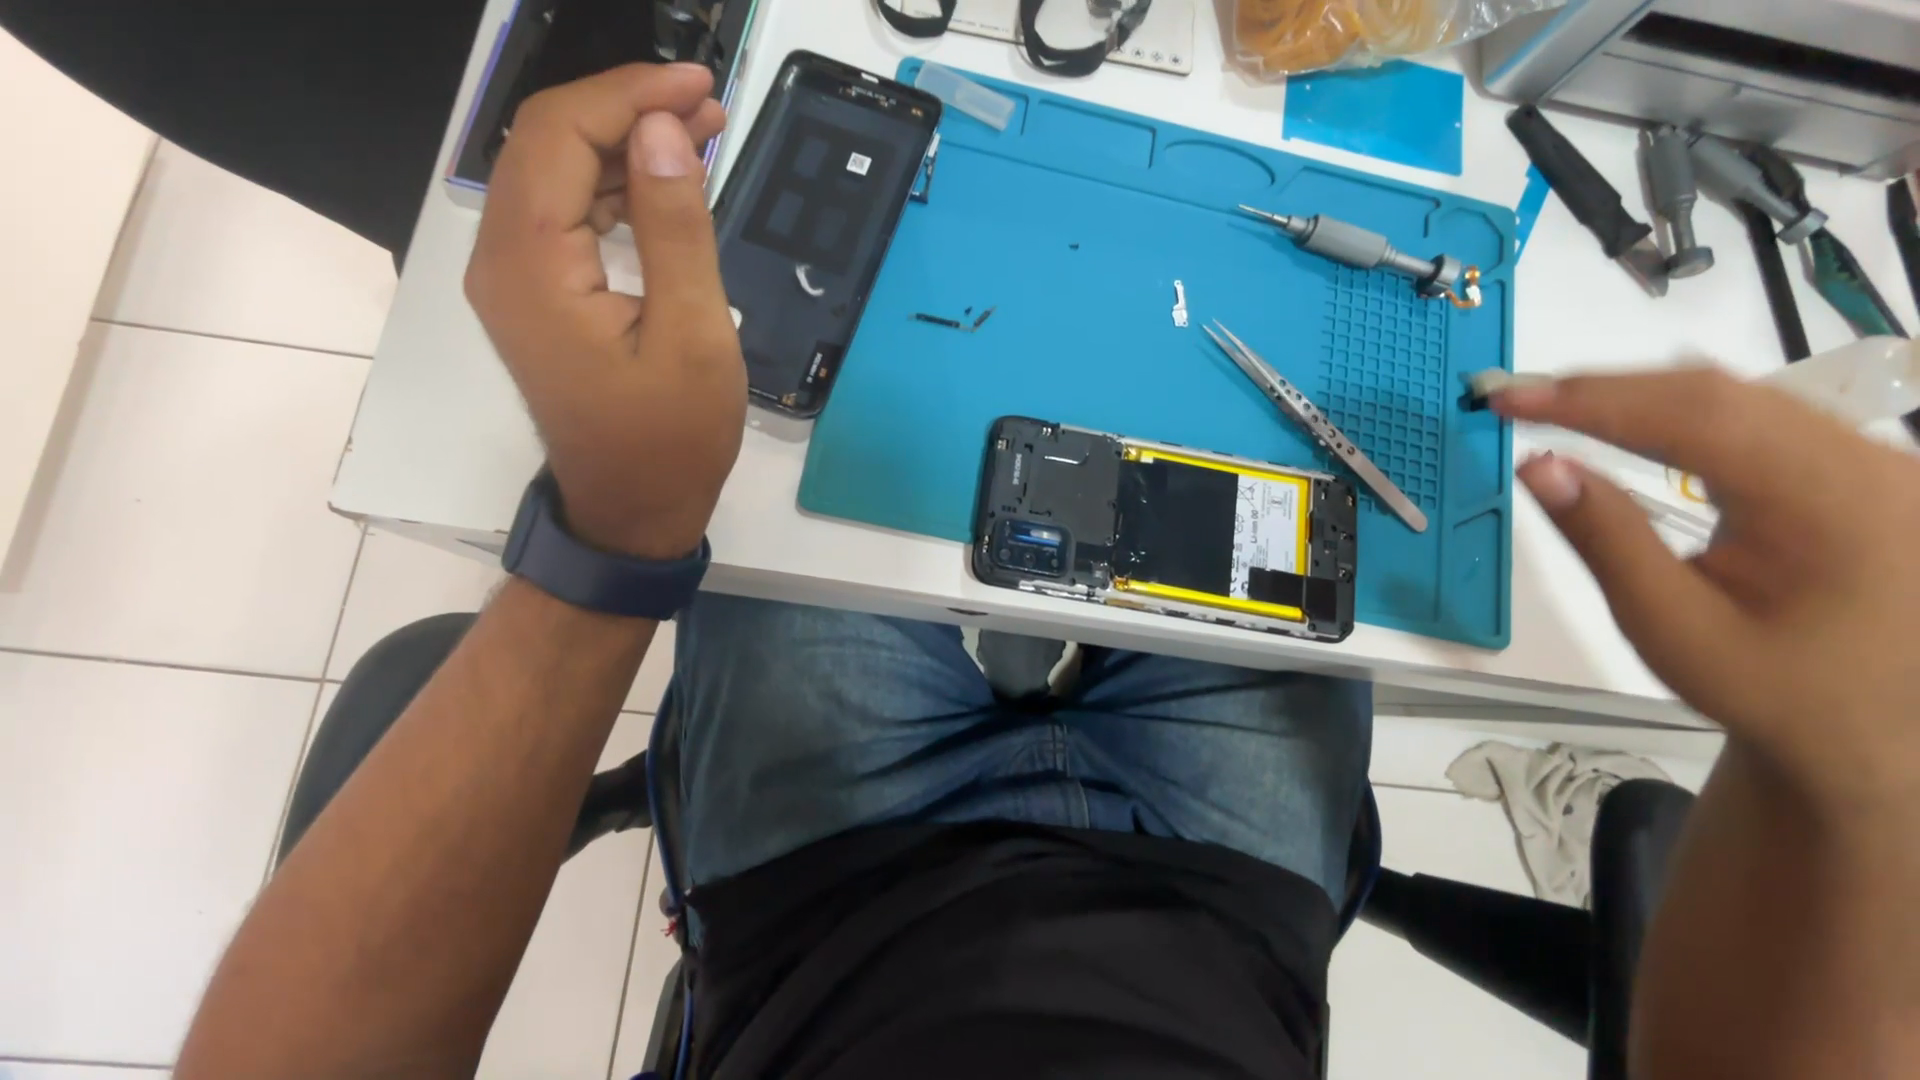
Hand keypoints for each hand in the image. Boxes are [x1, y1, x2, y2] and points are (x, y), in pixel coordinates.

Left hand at [467, 63, 744, 558]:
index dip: (628, 93)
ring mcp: (514, 280)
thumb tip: (663, 132)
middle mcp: (502, 261)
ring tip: (700, 137)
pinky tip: (665, 187)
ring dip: (623, 146)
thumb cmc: (670, 440)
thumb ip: (677, 231)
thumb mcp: (693, 338)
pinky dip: (614, 190)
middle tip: (709, 108)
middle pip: (547, 143)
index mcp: (533, 267)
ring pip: (556, 175)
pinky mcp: (536, 297)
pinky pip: (565, 218)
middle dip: (627, 109)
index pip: (558, 135)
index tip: (701, 88)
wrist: (630, 512)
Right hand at [1496, 368, 1919, 813]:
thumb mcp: (1669, 625)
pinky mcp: (1860, 468)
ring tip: (1555, 403)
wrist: (1868, 732)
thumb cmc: (1765, 689)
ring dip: (1638, 395)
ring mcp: (1873, 460)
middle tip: (1517, 398)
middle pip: (1719, 394)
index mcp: (1832, 503)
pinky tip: (1629, 415)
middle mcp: (1870, 462)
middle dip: (1607, 390)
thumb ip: (1605, 538)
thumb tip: (1537, 466)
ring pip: (1740, 397)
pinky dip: (1677, 411)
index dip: (1592, 401)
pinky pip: (1760, 416)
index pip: (1696, 418)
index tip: (1509, 400)